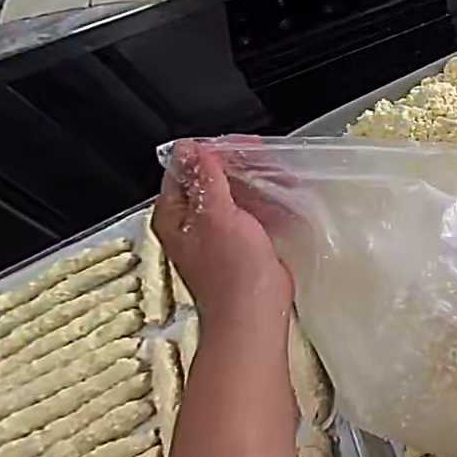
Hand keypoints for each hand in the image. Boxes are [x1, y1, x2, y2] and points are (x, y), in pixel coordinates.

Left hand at [154, 141, 293, 330]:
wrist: (255, 311)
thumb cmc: (232, 270)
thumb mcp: (216, 214)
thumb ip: (205, 178)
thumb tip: (190, 149)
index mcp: (174, 215)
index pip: (184, 169)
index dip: (210, 152)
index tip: (237, 145)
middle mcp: (191, 223)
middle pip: (210, 179)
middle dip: (237, 166)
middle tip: (262, 155)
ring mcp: (216, 234)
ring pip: (233, 195)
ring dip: (255, 182)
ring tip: (279, 173)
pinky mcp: (239, 244)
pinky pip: (249, 212)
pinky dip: (264, 201)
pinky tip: (282, 195)